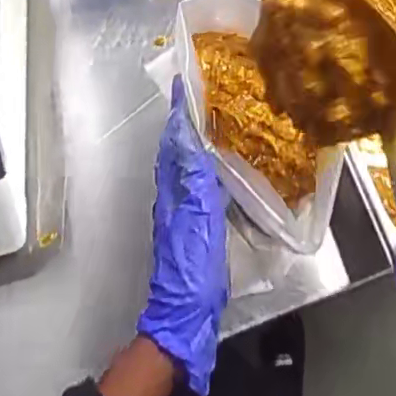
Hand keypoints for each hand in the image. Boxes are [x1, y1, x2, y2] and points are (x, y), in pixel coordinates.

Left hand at [136, 77, 227, 395]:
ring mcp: (182, 210)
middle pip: (177, 149)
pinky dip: (206, 163)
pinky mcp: (193, 223)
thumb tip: (189, 140)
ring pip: (187, 164)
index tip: (184, 85)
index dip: (179, 114)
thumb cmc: (193, 266)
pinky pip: (198, 181)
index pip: (174, 142)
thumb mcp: (199, 219)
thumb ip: (196, 180)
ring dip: (196, 140)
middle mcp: (174, 195)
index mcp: (174, 190)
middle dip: (187, 121)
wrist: (186, 310)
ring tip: (216, 122)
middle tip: (205, 96)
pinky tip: (222, 166)